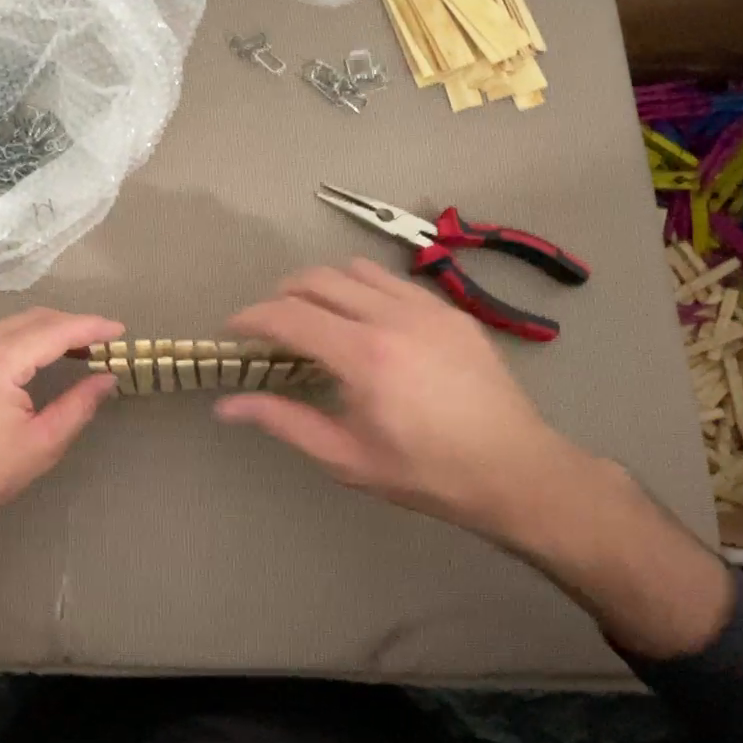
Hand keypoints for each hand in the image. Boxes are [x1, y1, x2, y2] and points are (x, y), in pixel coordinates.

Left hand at [0, 309, 123, 569]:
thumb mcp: (41, 444)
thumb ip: (79, 405)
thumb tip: (107, 378)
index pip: (54, 331)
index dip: (91, 327)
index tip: (121, 331)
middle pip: (34, 319)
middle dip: (73, 326)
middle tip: (107, 343)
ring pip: (15, 324)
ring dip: (50, 331)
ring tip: (83, 350)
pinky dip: (25, 339)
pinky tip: (43, 355)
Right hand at [214, 258, 591, 541]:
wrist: (516, 470)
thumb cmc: (423, 472)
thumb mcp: (344, 457)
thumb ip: (283, 421)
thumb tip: (226, 405)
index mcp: (364, 356)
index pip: (289, 316)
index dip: (251, 318)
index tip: (232, 331)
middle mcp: (393, 318)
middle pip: (316, 280)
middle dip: (279, 296)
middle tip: (268, 327)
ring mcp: (427, 308)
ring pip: (353, 270)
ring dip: (319, 287)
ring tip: (311, 318)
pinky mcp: (450, 311)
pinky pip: (391, 280)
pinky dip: (360, 287)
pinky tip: (360, 318)